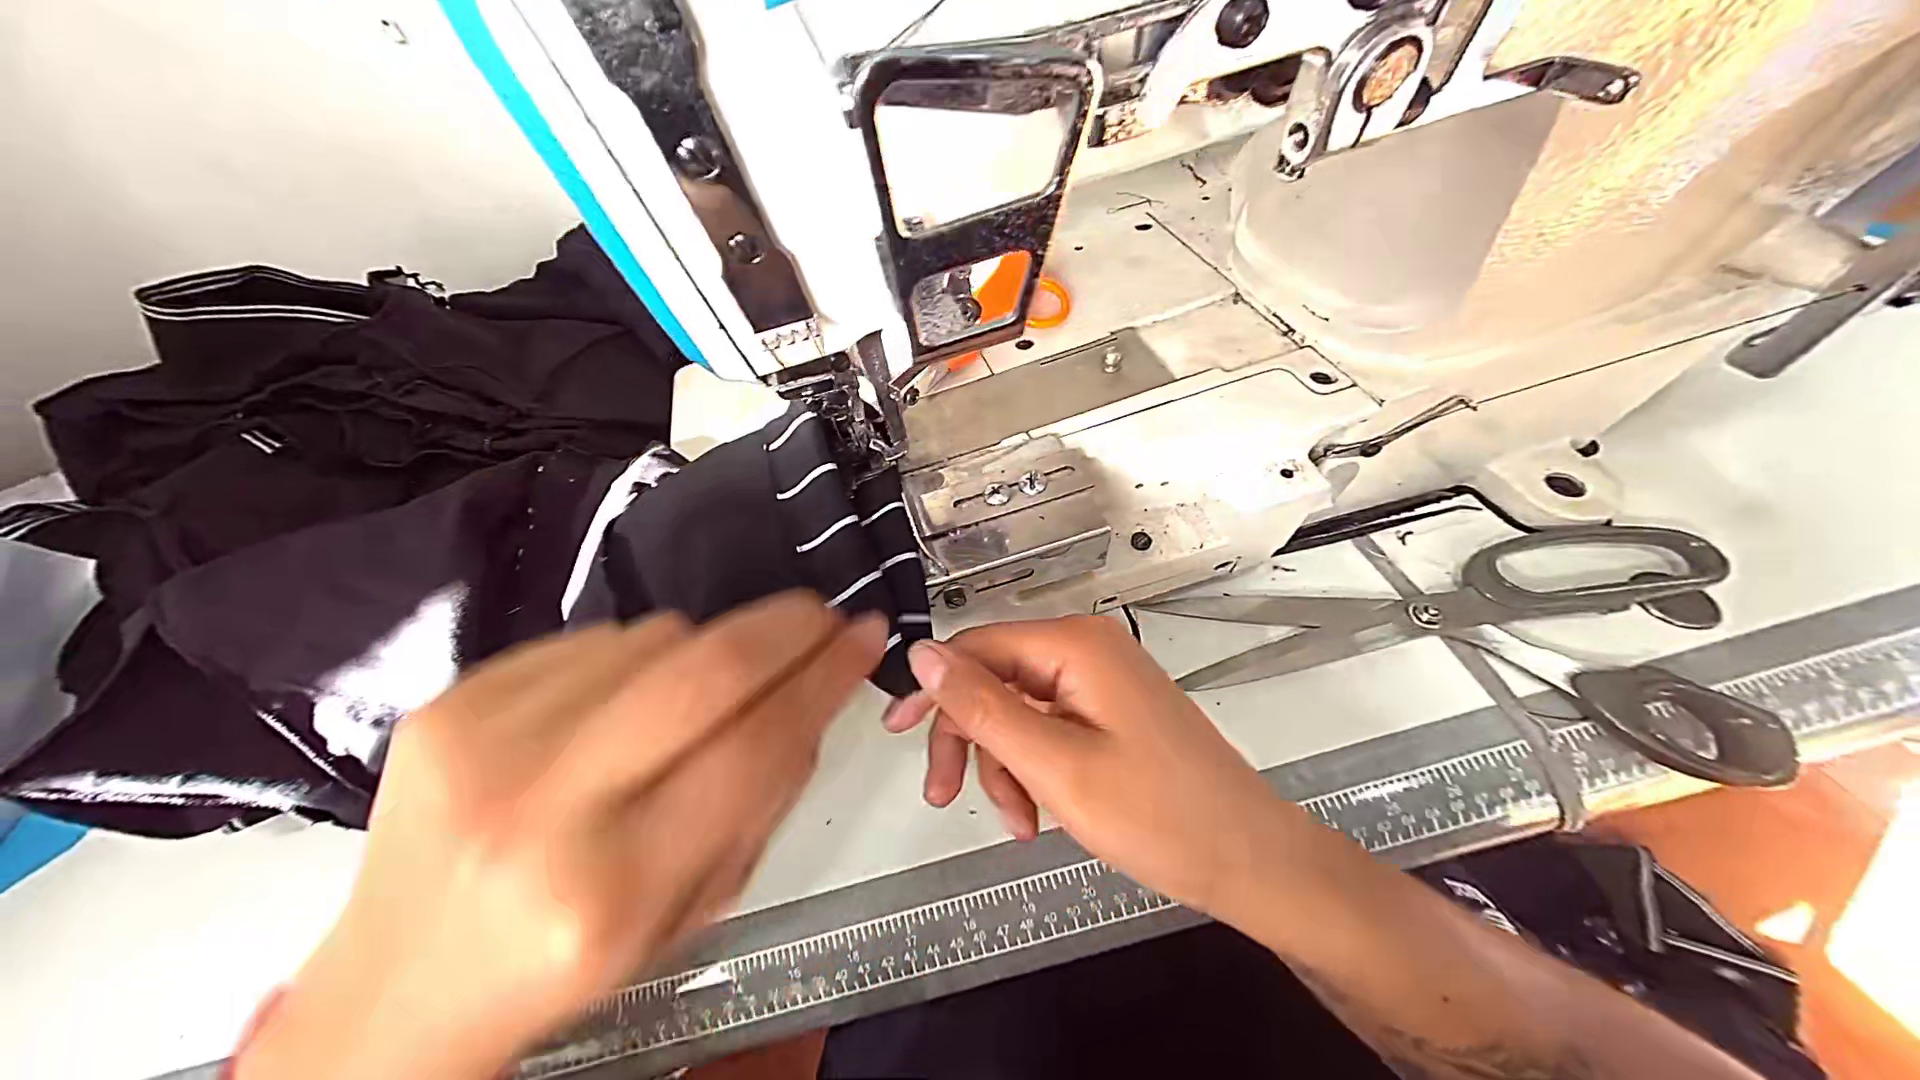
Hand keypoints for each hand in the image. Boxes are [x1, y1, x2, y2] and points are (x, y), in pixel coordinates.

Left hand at [240, 592, 886, 1079]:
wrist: (395, 989)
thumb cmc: (569, 962)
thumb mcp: (694, 907)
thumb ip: (764, 796)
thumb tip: (813, 692)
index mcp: (614, 886)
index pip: (757, 744)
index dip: (826, 677)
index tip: (865, 637)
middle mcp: (542, 805)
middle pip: (708, 669)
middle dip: (787, 626)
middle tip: (824, 614)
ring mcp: (484, 739)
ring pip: (656, 636)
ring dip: (707, 649)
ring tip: (703, 692)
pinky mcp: (452, 698)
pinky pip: (598, 637)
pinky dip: (640, 656)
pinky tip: (627, 701)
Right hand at [883, 616, 1302, 921]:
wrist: (1250, 861)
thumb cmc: (1161, 816)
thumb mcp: (1052, 765)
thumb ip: (981, 706)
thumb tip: (922, 655)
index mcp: (1075, 645)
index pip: (976, 647)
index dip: (933, 690)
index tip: (899, 732)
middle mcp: (1087, 649)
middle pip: (994, 679)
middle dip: (970, 739)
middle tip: (945, 793)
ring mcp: (1100, 680)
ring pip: (1017, 710)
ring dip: (1003, 765)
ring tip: (1018, 821)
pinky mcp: (1108, 710)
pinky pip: (1047, 727)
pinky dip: (1033, 768)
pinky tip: (1038, 812)